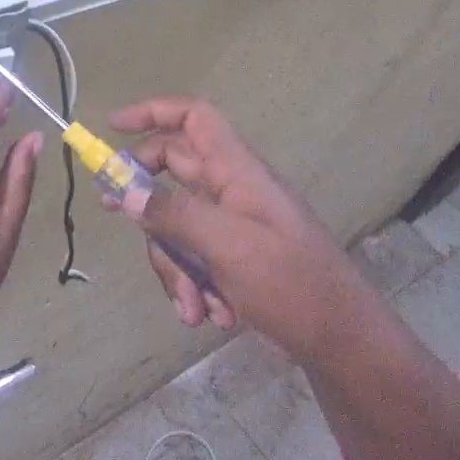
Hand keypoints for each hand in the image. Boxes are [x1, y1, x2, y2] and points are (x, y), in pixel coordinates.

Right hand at [108, 98, 375, 362]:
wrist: (346, 347)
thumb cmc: (293, 285)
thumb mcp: (228, 247)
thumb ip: (173, 213)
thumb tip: (122, 189)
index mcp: (237, 171)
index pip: (194, 118)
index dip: (153, 112)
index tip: (113, 127)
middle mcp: (231, 190)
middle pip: (170, 172)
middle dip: (144, 201)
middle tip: (114, 214)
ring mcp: (232, 225)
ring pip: (175, 222)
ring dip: (173, 263)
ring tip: (191, 305)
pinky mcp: (233, 258)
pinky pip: (192, 256)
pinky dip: (191, 285)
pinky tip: (205, 315)